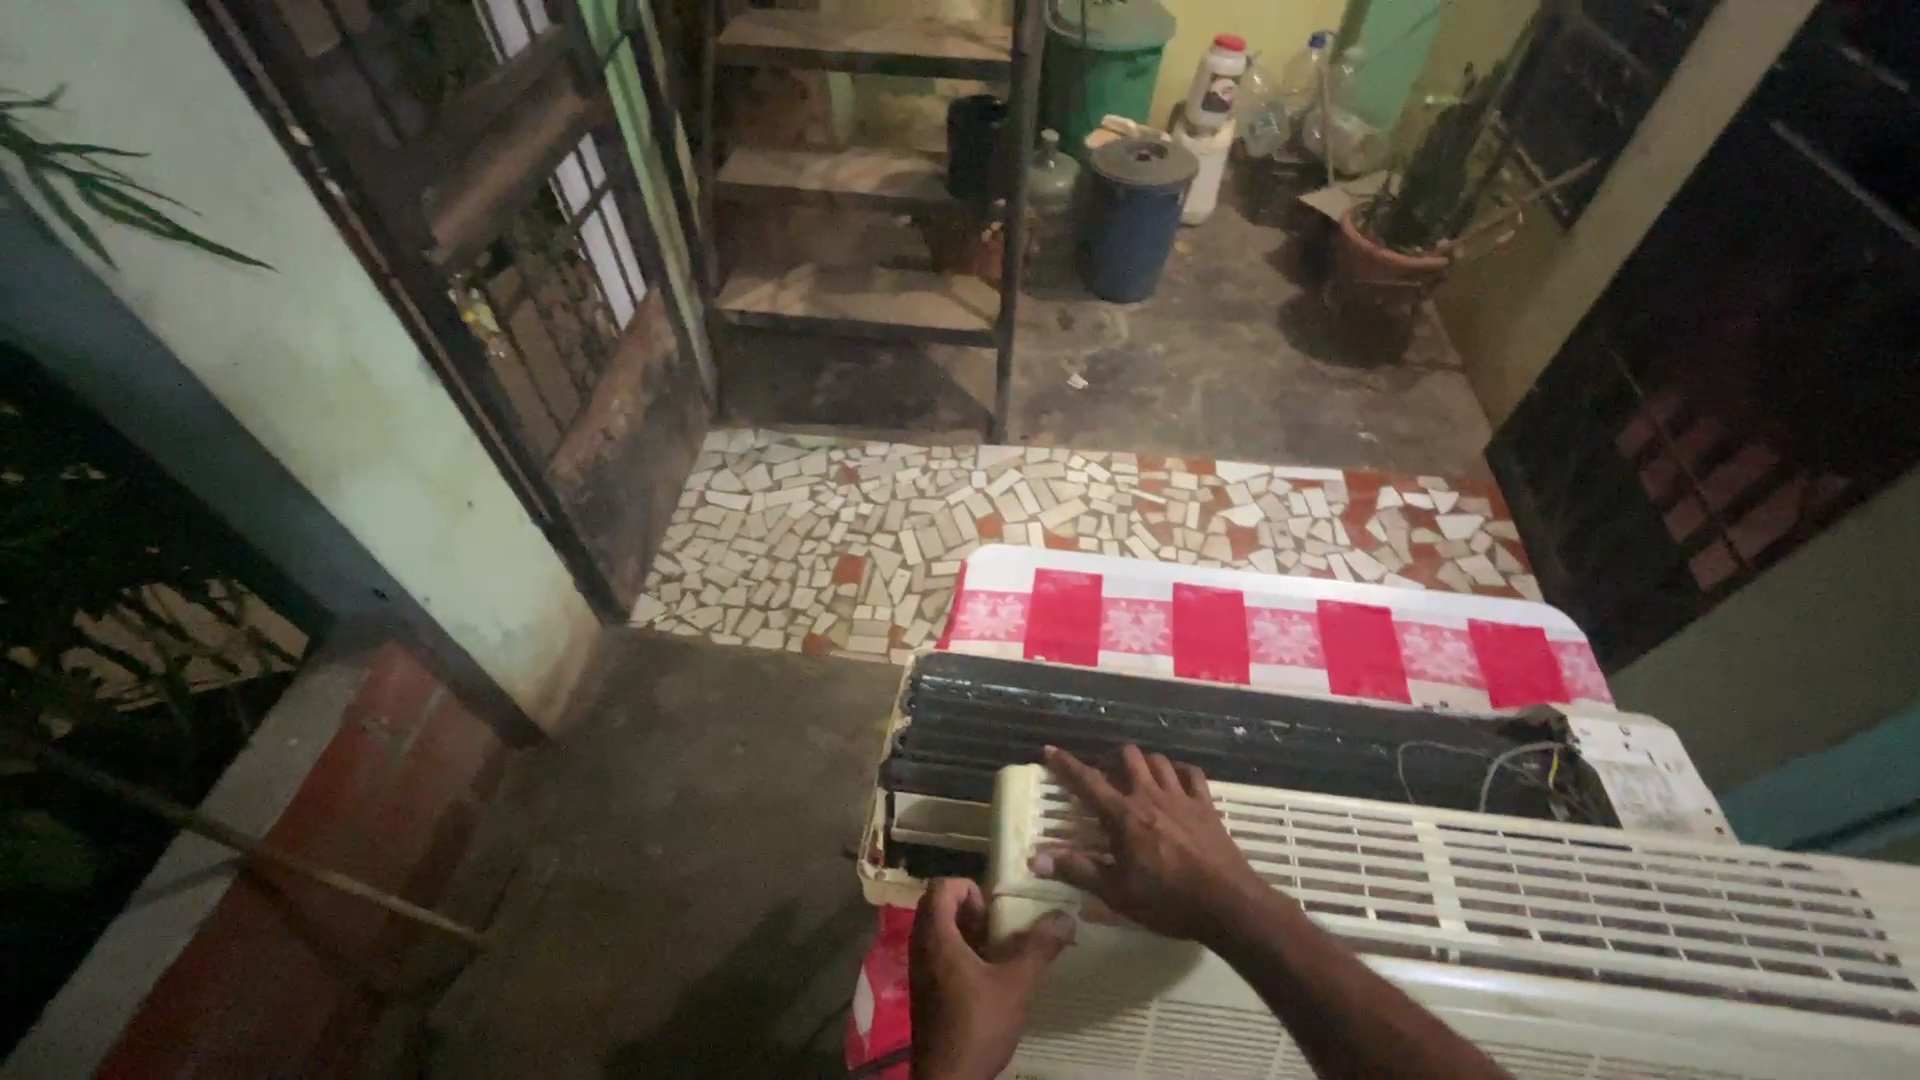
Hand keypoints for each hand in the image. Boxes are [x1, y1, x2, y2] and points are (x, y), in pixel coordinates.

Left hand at [910, 877, 1074, 1079]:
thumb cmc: (978, 1026)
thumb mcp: (1016, 985)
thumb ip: (1040, 947)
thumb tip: (1066, 916)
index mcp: (936, 936)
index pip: (941, 886)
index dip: (968, 888)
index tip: (991, 911)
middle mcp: (920, 946)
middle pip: (937, 906)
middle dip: (967, 908)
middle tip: (995, 927)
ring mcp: (918, 969)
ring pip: (936, 930)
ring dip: (964, 930)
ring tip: (994, 949)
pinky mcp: (923, 990)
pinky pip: (935, 952)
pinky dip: (957, 950)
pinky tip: (984, 974)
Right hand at [1033, 745, 1277, 943]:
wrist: (1227, 904)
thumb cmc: (1167, 901)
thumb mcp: (1117, 893)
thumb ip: (1078, 870)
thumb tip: (1036, 858)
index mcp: (1123, 816)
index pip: (1087, 781)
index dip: (1066, 764)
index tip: (1049, 749)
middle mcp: (1150, 796)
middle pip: (1127, 756)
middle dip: (1111, 758)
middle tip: (1104, 774)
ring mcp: (1181, 797)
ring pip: (1158, 760)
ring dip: (1143, 762)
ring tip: (1136, 776)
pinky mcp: (1206, 805)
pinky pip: (1191, 773)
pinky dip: (1178, 771)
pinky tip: (1174, 781)